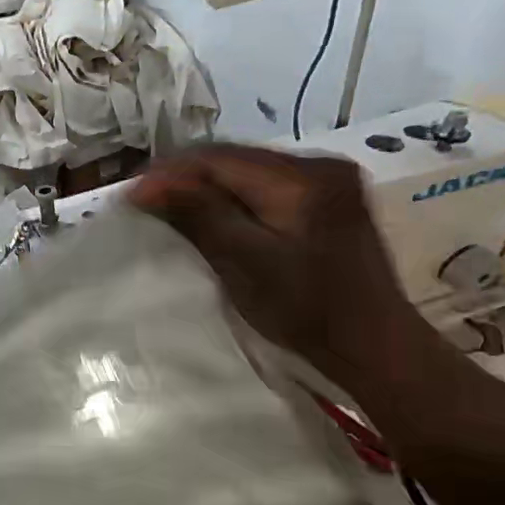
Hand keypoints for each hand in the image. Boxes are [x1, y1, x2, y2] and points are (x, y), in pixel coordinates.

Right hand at [128, 144, 421, 387]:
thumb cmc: (307, 309)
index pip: (218, 158)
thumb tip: (141, 185)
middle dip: (182, 175)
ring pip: (244, 168)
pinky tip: (207, 210)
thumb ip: (196, 213)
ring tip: (166, 204)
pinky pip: (261, 183)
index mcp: (304, 177)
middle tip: (142, 200)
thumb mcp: (243, 260)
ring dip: (202, 184)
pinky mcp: (325, 196)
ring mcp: (326, 178)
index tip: (130, 194)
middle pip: (232, 157)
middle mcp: (319, 164)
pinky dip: (227, 194)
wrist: (375, 346)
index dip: (168, 172)